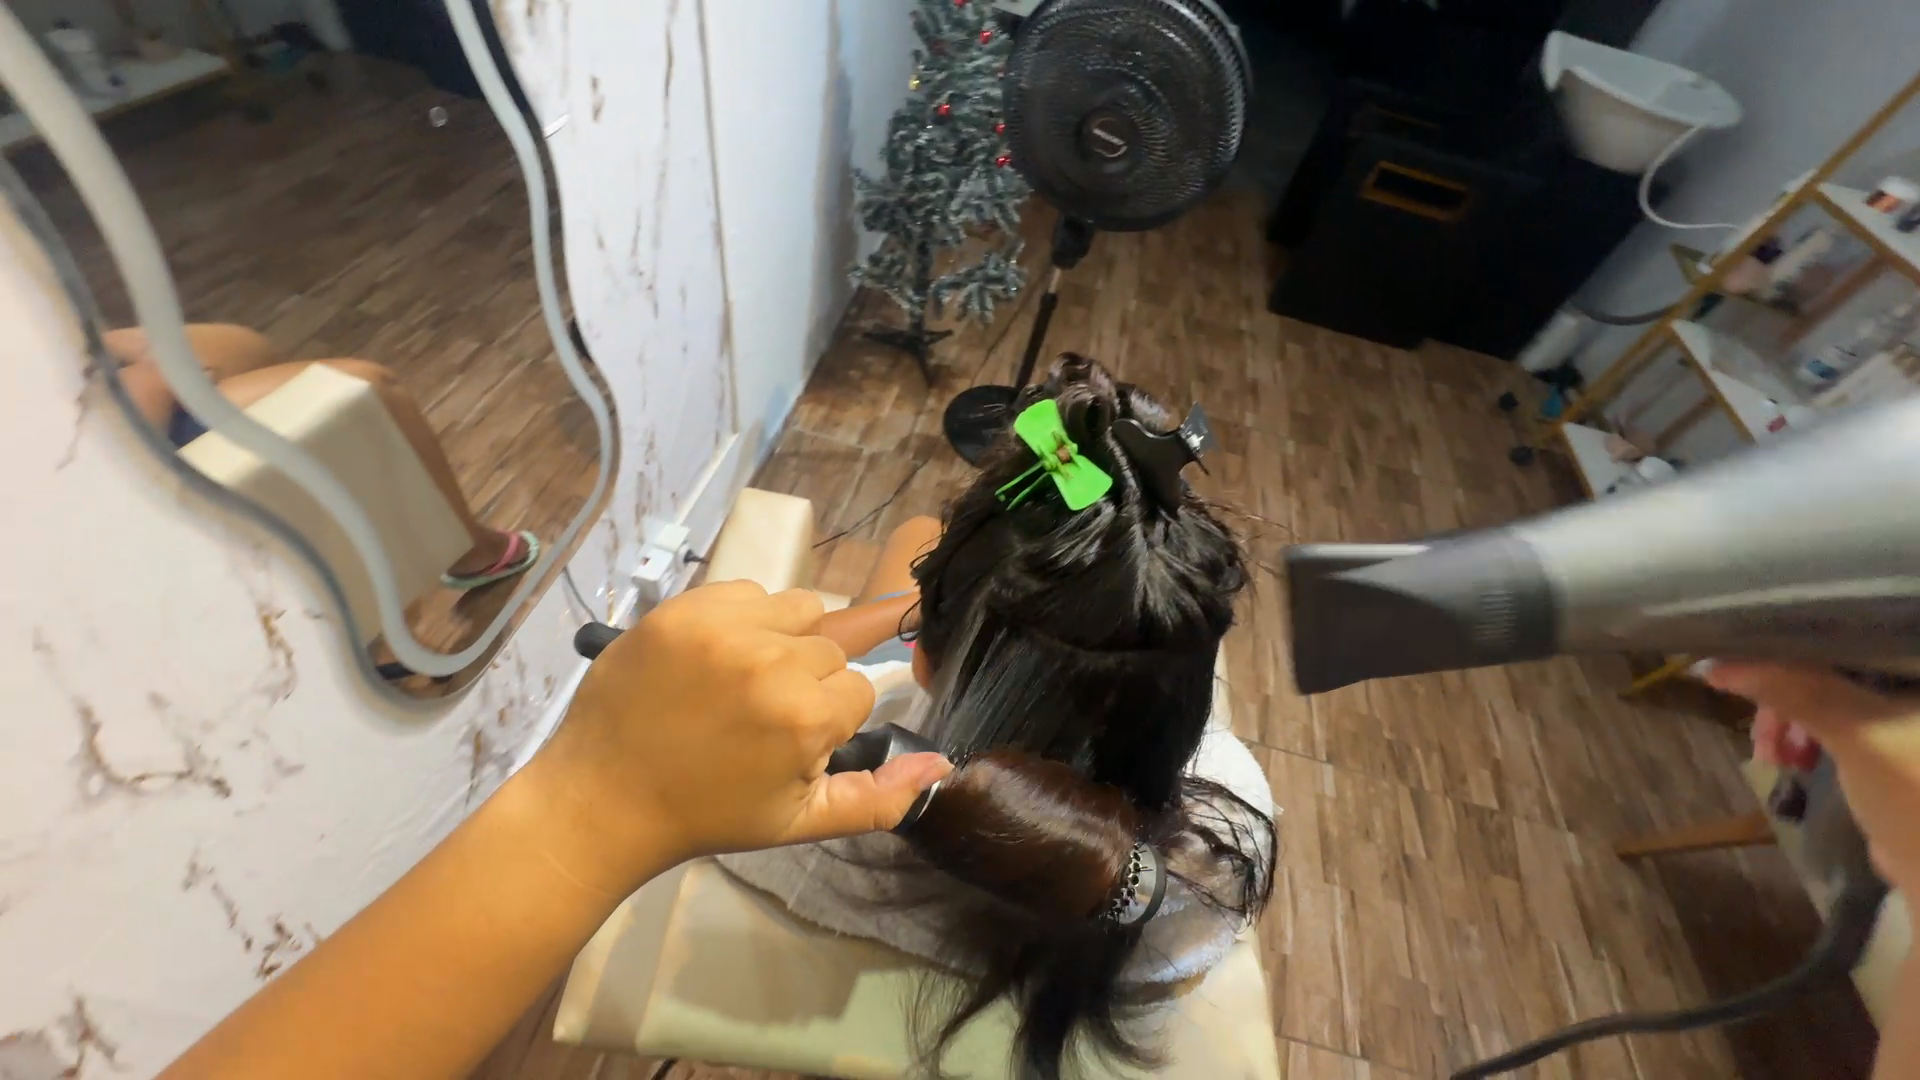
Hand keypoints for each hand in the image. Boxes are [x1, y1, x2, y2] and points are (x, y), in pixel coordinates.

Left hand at [521, 580, 949, 893]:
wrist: (601, 798)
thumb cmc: (709, 813)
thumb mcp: (800, 820)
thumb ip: (880, 798)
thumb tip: (942, 764)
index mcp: (806, 716)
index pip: (858, 690)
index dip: (829, 720)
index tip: (788, 744)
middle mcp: (774, 659)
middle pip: (831, 649)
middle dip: (809, 681)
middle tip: (760, 717)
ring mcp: (726, 626)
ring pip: (801, 610)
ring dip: (788, 640)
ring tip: (747, 676)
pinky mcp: (687, 606)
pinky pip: (751, 591)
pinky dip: (747, 618)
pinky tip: (719, 654)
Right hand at [1709, 662, 1919, 892]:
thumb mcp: (1860, 737)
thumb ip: (1794, 691)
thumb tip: (1712, 663)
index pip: (1858, 635)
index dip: (1800, 641)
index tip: (1746, 654)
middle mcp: (1918, 686)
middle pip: (1843, 665)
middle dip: (1789, 694)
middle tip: (1761, 726)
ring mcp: (1910, 721)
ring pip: (1836, 694)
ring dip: (1791, 720)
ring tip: (1774, 754)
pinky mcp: (1903, 746)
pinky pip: (1843, 719)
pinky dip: (1809, 735)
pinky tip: (1791, 758)